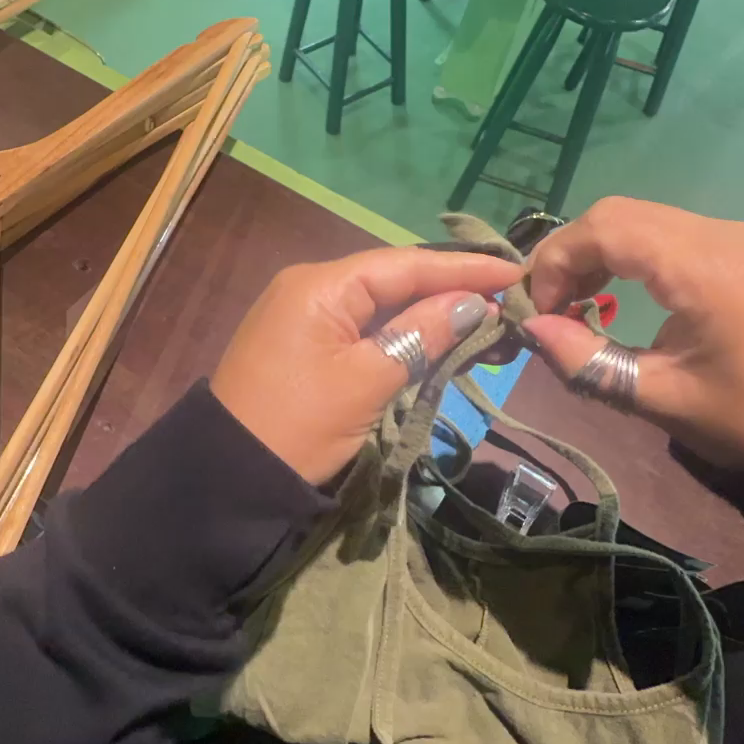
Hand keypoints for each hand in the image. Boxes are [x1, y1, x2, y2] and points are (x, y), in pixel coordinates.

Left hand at [211, 247, 518, 484]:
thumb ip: (420, 335)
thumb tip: (472, 304)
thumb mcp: (367, 381)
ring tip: (486, 327)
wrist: (229, 478)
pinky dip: (401, 338)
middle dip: (450, 293)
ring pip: (381, 308)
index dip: (462, 269)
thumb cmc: (299, 426)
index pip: (404, 264)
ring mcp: (305, 318)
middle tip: (508, 305)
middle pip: (393, 281)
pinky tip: (438, 343)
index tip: (515, 274)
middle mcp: (311, 289)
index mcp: (320, 286)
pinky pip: (363, 332)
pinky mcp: (305, 347)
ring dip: (429, 318)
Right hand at [521, 198, 743, 468]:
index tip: (539, 310)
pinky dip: (629, 253)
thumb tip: (531, 329)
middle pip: (619, 214)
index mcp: (706, 271)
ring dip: (597, 252)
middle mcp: (723, 235)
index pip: (606, 229)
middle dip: (569, 254)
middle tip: (551, 306)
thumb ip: (587, 362)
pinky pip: (670, 231)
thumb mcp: (661, 399)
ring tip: (578, 302)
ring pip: (641, 218)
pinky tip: (620, 292)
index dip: (556, 260)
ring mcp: (739, 233)